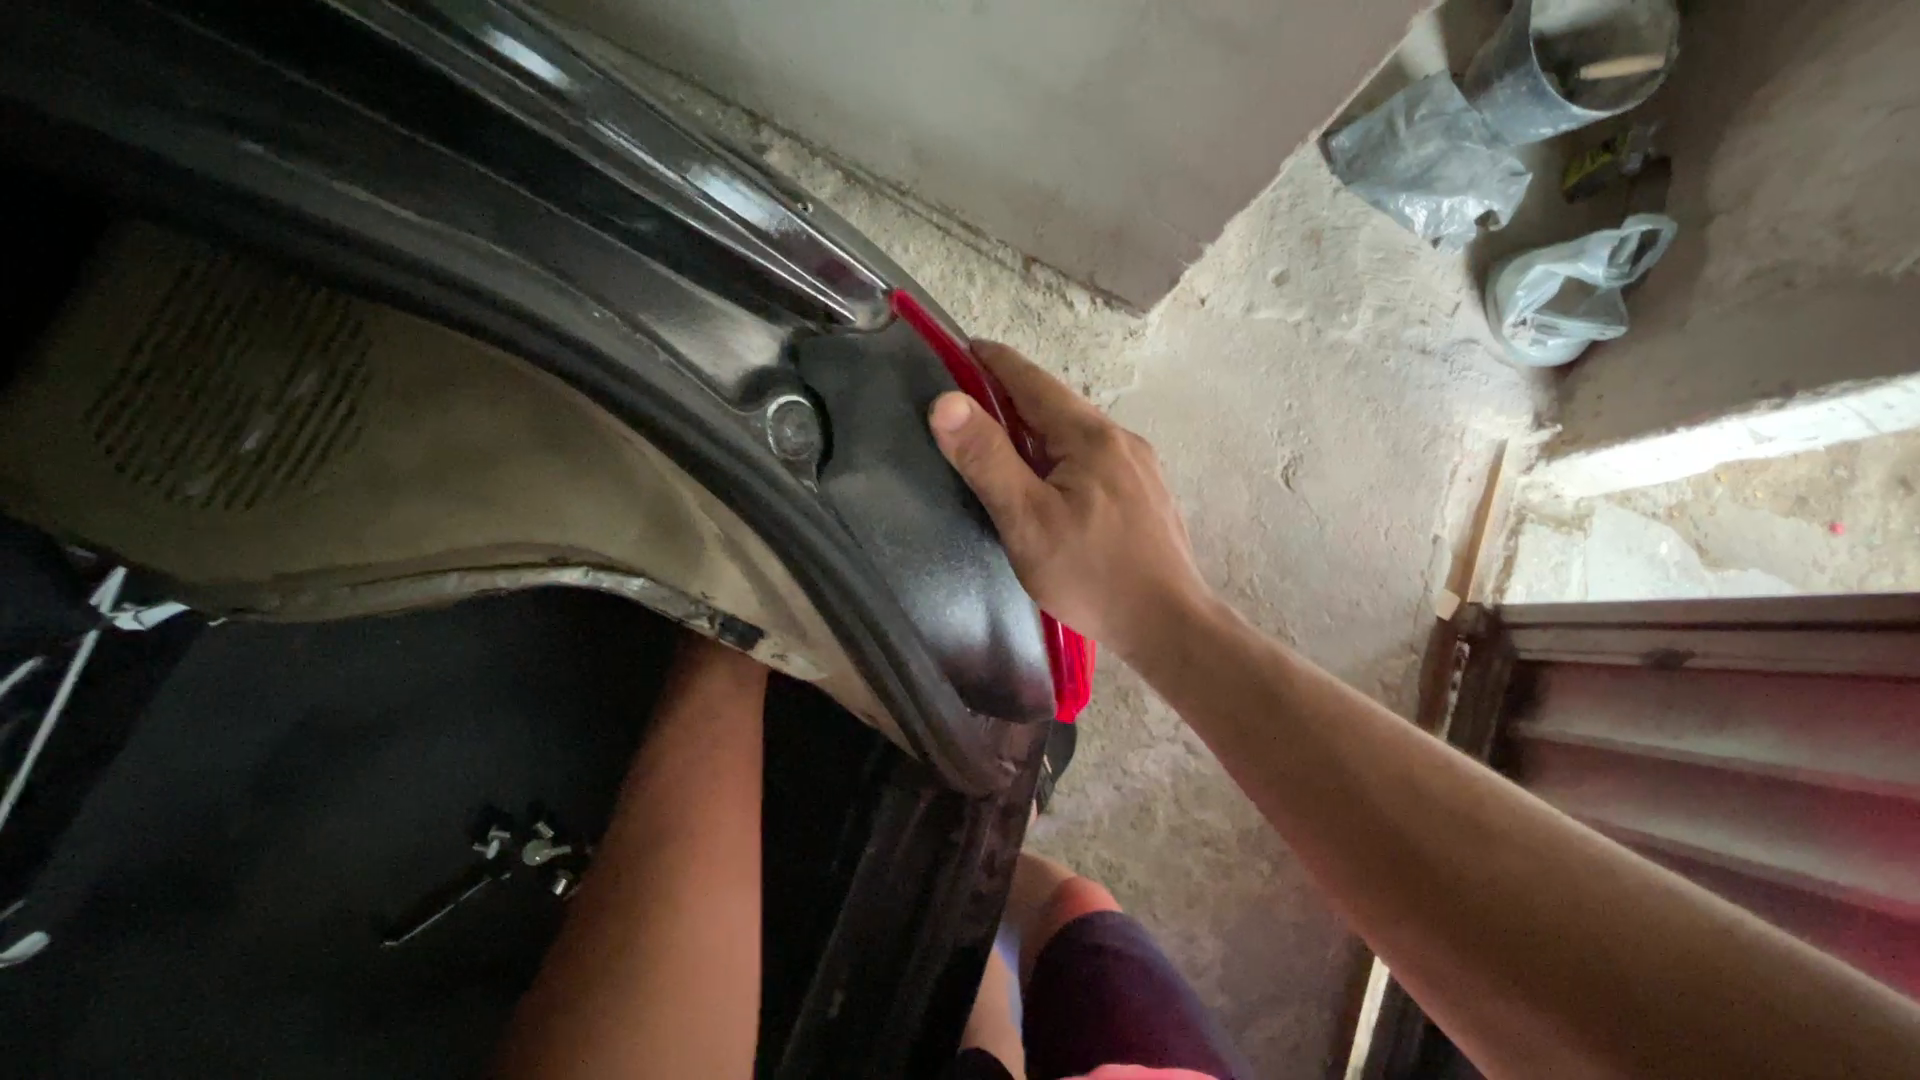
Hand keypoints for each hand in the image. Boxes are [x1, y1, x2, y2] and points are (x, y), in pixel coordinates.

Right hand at [927, 341, 1212, 659]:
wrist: (1169, 624)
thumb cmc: (1092, 575)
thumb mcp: (1027, 520)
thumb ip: (987, 459)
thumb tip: (945, 402)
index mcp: (1090, 435)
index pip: (1031, 378)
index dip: (991, 361)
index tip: (956, 349)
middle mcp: (1120, 438)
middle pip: (1055, 404)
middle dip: (1009, 398)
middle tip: (966, 408)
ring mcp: (1139, 466)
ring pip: (1076, 433)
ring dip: (1036, 431)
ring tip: (1001, 449)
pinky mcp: (1146, 493)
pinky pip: (1094, 459)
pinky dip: (1061, 456)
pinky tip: (1050, 486)